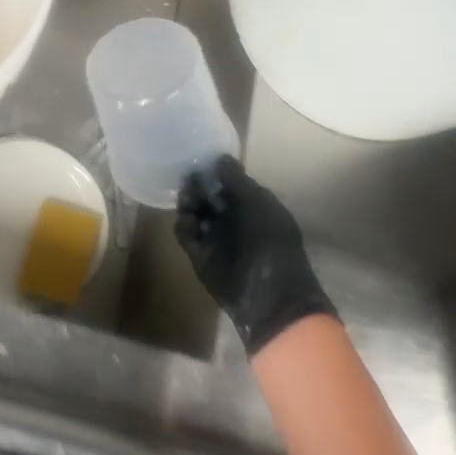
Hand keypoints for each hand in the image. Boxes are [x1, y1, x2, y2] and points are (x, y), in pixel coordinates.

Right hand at [175, 156, 336, 353]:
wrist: (270, 296)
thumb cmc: (271, 243)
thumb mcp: (259, 205)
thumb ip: (237, 181)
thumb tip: (220, 158)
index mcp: (254, 207)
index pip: (229, 183)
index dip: (215, 172)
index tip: (199, 158)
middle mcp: (234, 221)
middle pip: (208, 197)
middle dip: (198, 186)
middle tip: (187, 177)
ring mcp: (216, 240)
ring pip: (195, 214)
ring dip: (188, 204)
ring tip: (187, 200)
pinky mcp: (201, 258)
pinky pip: (186, 236)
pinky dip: (184, 226)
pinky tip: (187, 221)